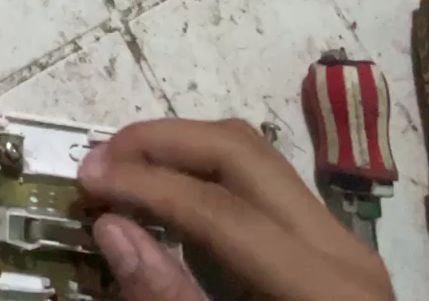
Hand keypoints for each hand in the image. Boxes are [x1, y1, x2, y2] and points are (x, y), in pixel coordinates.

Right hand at [79, 119, 393, 300]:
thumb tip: (111, 226)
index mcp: (329, 292)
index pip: (222, 210)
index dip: (147, 186)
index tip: (86, 177)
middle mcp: (342, 248)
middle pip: (238, 152)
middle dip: (159, 143)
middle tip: (100, 160)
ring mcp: (337, 238)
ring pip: (247, 150)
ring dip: (176, 147)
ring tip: (121, 165)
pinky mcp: (322, 240)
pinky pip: (253, 176)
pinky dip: (198, 167)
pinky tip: (161, 188)